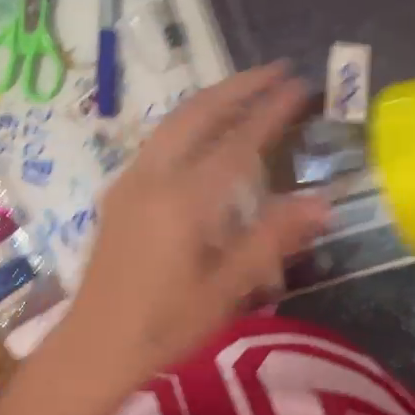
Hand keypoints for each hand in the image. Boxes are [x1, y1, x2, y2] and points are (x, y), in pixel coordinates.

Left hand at [57, 64, 329, 387]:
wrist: (94, 343)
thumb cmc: (164, 326)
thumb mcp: (226, 289)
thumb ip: (271, 239)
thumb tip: (321, 200)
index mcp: (183, 200)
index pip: (237, 141)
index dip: (271, 111)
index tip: (300, 86)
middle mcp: (152, 176)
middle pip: (197, 114)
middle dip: (239, 87)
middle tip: (278, 70)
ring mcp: (130, 180)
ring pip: (173, 122)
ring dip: (212, 100)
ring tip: (248, 89)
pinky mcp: (119, 191)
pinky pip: (158, 140)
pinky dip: (189, 122)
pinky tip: (206, 131)